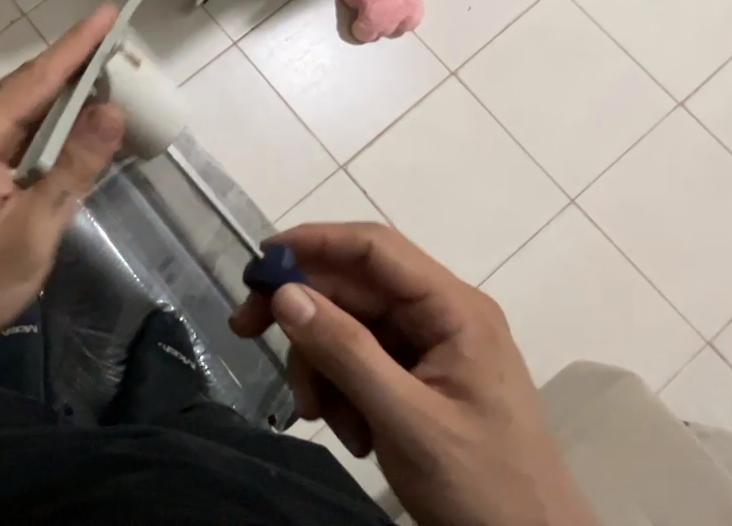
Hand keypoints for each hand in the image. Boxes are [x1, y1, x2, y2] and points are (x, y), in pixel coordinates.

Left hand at [0, 5, 126, 349]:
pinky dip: (38, 128)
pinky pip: (3, 132)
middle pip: (26, 88)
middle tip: (119, 55)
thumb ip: (72, 169)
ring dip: (57, 101)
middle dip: (73, 70)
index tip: (108, 11)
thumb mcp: (31, 232)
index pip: (38, 77)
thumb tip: (111, 111)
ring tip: (102, 86)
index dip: (78, 45)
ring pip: (15, 111)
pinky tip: (63, 133)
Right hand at [231, 223, 595, 525]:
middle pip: (349, 288)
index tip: (259, 263)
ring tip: (320, 416)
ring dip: (318, 365)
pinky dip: (336, 389)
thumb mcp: (409, 422)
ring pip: (343, 325)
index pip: (373, 248)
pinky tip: (348, 431)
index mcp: (453, 309)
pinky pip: (355, 360)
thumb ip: (345, 353)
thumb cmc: (486, 488)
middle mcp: (439, 315)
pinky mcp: (415, 378)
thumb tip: (283, 292)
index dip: (312, 242)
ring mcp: (427, 347)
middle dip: (301, 316)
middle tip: (245, 330)